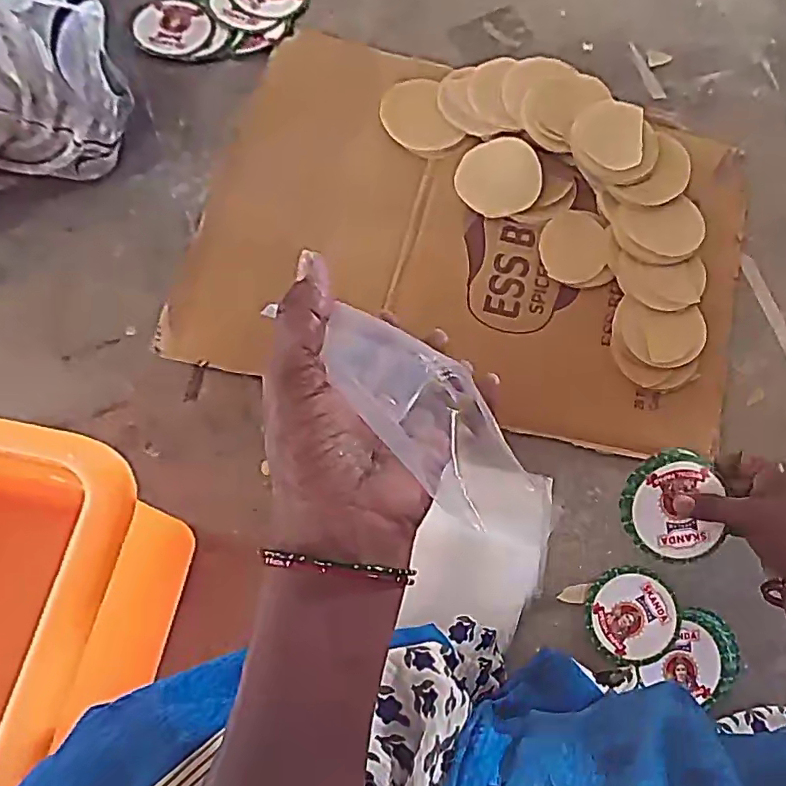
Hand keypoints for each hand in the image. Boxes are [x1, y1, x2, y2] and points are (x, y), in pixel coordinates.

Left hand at [262, 250, 496, 567]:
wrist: (350, 523)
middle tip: (429, 332)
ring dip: (447, 368)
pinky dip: (482, 399)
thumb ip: (302, 326)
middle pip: (396, 368)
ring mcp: (407, 430)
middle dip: (413, 347)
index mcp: (329, 392)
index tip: (382, 314)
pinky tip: (490, 381)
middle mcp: (368, 409)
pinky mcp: (438, 449)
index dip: (365, 330)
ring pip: (432, 389)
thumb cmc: (313, 453)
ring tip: (454, 351)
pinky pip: (463, 418)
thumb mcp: (294, 382)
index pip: (350, 352)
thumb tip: (312, 261)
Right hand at [677, 454, 785, 582]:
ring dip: (720, 508)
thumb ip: (710, 506)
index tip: (692, 475)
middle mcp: (780, 486)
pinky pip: (747, 519)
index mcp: (777, 472)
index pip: (739, 460)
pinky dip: (730, 522)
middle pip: (739, 481)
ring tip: (694, 512)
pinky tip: (711, 528)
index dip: (715, 467)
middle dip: (714, 490)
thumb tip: (678, 501)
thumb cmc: (785, 532)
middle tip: (688, 496)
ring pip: (742, 502)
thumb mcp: (744, 515)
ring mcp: (778, 509)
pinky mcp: (775, 529)